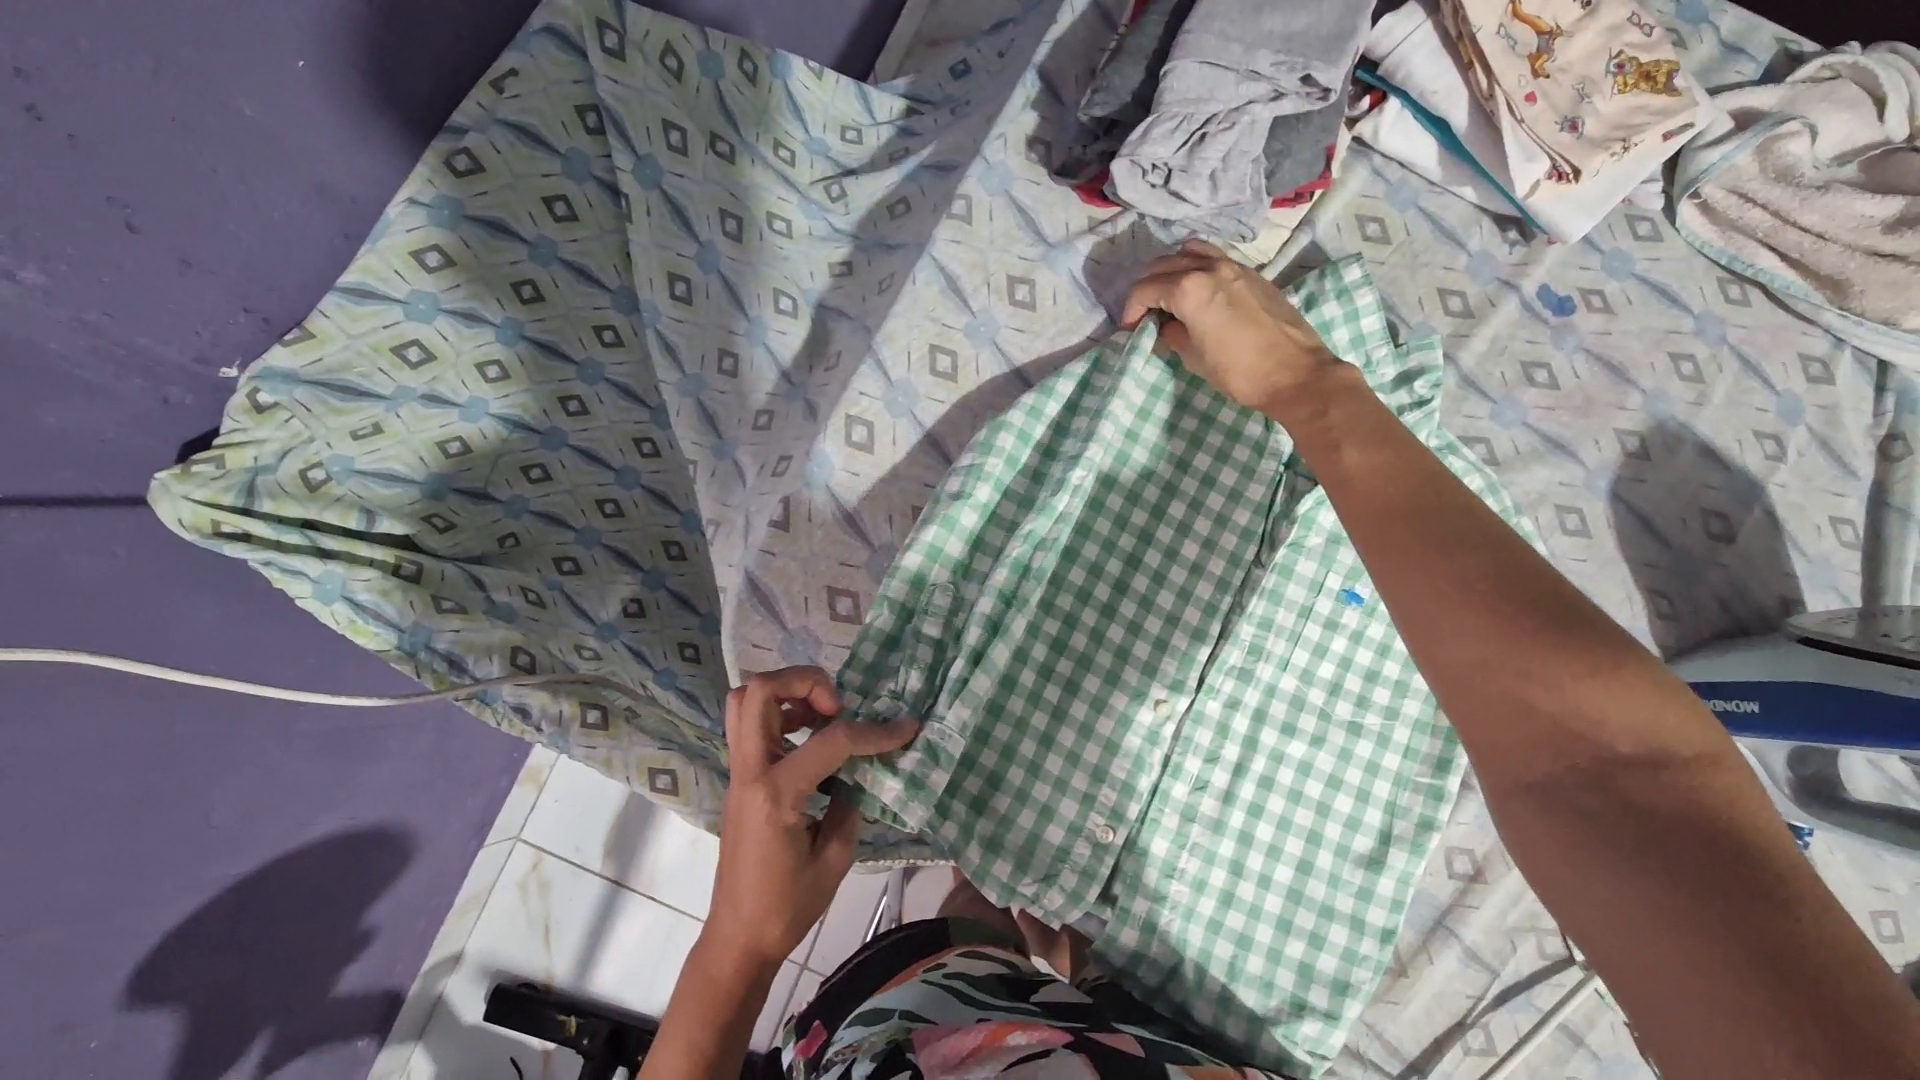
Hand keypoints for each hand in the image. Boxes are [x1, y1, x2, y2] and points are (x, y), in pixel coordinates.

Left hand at [703, 667, 919, 970]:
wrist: (739, 936)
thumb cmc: (788, 907)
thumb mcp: (836, 860)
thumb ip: (851, 805)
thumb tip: (858, 772)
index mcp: (777, 795)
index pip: (831, 741)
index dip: (875, 731)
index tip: (906, 727)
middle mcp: (751, 772)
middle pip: (761, 691)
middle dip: (806, 682)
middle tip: (838, 706)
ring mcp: (739, 773)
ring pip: (746, 701)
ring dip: (788, 694)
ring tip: (824, 716)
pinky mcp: (740, 780)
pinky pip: (750, 726)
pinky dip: (780, 716)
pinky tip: (811, 740)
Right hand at [1121, 240, 1343, 416]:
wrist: (1295, 373)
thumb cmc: (1240, 372)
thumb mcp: (1194, 358)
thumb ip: (1173, 334)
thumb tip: (1164, 326)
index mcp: (1189, 289)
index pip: (1145, 289)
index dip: (1131, 309)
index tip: (1129, 329)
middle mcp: (1209, 268)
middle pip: (1163, 265)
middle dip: (1146, 287)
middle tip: (1144, 313)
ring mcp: (1234, 266)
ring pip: (1190, 251)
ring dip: (1172, 269)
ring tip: (1170, 294)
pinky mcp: (1252, 274)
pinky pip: (1214, 257)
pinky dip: (1197, 267)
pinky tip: (1198, 292)